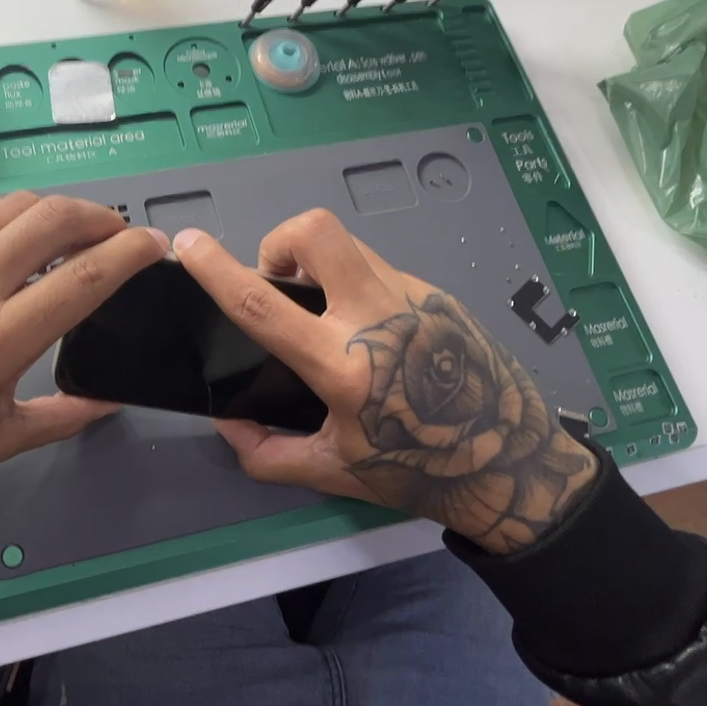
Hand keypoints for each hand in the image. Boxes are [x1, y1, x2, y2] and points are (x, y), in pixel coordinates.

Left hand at [0, 193, 169, 488]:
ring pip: (12, 205)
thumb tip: (113, 397)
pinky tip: (12, 232)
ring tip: (71, 231)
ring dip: (55, 210)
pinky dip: (5, 212)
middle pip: (53, 220)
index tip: (156, 246)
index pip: (85, 276)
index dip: (132, 253)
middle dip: (101, 217)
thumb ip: (65, 416)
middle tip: (118, 233)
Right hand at [174, 210, 596, 553]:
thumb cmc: (421, 471)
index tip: (189, 243)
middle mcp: (378, 316)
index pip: (264, 304)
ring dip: (319, 263)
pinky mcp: (438, 294)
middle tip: (279, 282)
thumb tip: (229, 424)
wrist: (517, 464)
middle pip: (317, 233)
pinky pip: (379, 268)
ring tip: (322, 309)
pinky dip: (354, 283)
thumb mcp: (336, 471)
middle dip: (281, 241)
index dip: (217, 269)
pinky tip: (369, 329)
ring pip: (349, 245)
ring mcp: (414, 297)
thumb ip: (269, 453)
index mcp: (343, 366)